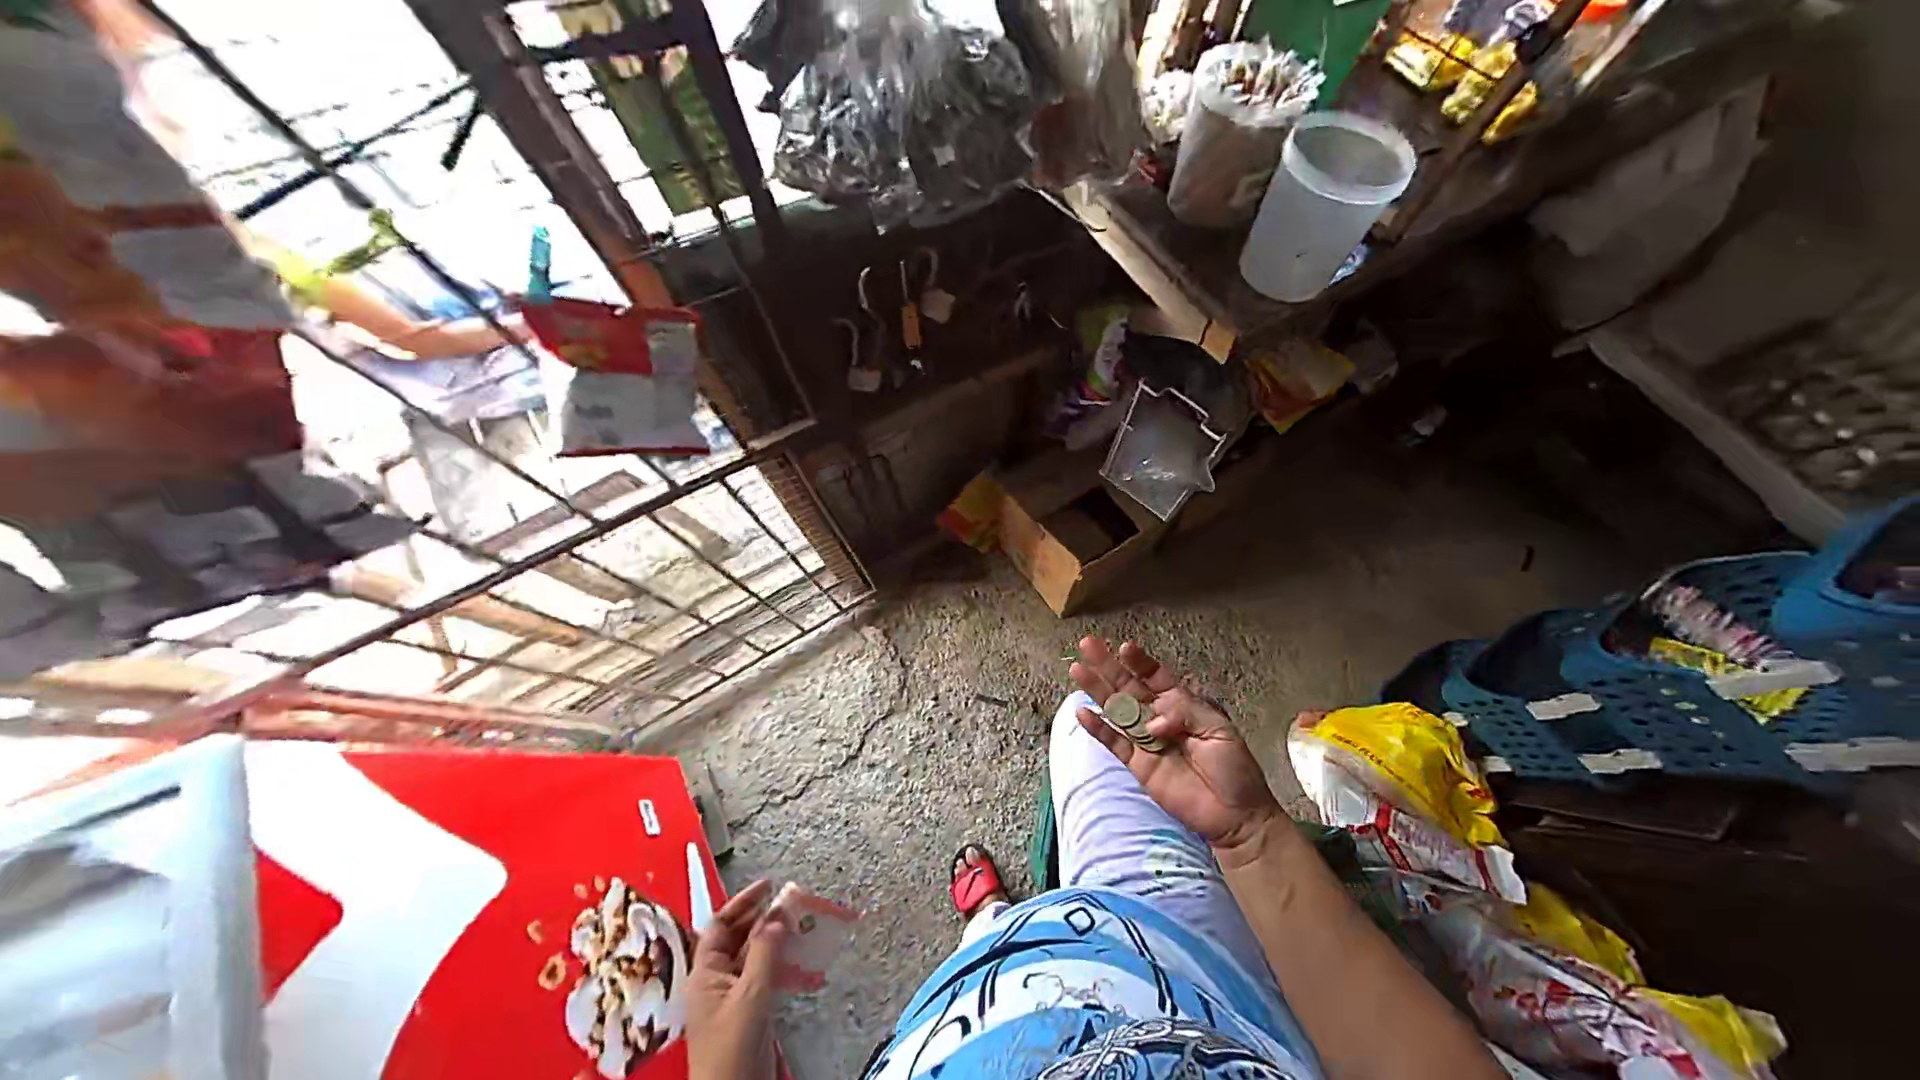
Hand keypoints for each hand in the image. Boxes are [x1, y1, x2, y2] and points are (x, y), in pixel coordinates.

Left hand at [686, 879, 786, 1079]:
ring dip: (773, 937)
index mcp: (704, 973)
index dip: (742, 902)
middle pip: (736, 937)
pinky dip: (778, 960)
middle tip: (789, 901)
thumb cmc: (733, 1048)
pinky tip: (797, 954)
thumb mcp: (751, 993)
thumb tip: (777, 914)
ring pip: (751, 954)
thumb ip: (764, 951)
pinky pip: (762, 974)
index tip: (768, 885)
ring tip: (797, 922)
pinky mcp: (747, 1010)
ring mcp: (731, 996)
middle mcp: (715, 980)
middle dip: (761, 917)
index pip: (720, 925)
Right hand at [1070, 637, 1281, 858]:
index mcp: (1181, 703)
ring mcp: (1145, 739)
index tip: (1124, 647)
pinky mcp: (1137, 763)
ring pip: (1116, 709)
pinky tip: (1083, 713)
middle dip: (1108, 665)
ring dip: (1097, 689)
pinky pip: (1113, 742)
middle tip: (1087, 644)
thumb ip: (1185, 714)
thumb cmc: (1234, 769)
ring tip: (1077, 669)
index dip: (1139, 661)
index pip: (1155, 676)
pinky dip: (1098, 728)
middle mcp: (1158, 716)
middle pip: (1128, 686)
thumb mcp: (1219, 730)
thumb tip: (1153, 723)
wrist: (1236, 815)